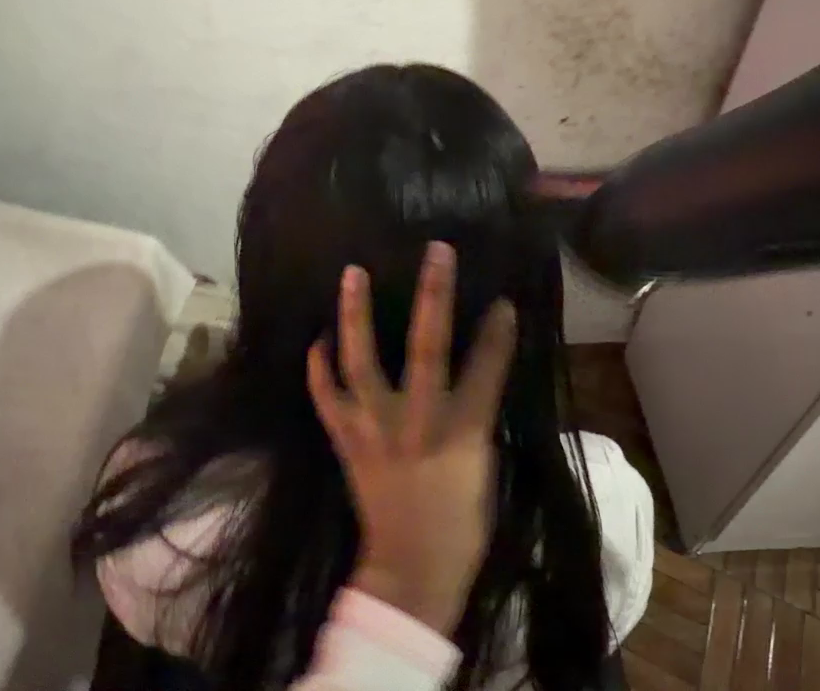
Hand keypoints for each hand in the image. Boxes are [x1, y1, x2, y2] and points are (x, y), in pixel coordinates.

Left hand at [306, 241, 517, 634]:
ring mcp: (375, 427)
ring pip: (362, 360)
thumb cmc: (462, 521)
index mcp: (464, 431)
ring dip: (356, 314)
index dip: (497, 330)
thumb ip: (480, 413)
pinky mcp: (347, 440)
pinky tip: (318, 339)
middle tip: (436, 250)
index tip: (501, 299)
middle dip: (434, 294)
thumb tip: (481, 364)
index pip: (486, 366)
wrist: (412, 569)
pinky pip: (326, 397)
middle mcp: (418, 420)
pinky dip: (319, 367)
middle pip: (428, 346)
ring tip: (352, 273)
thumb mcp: (486, 465)